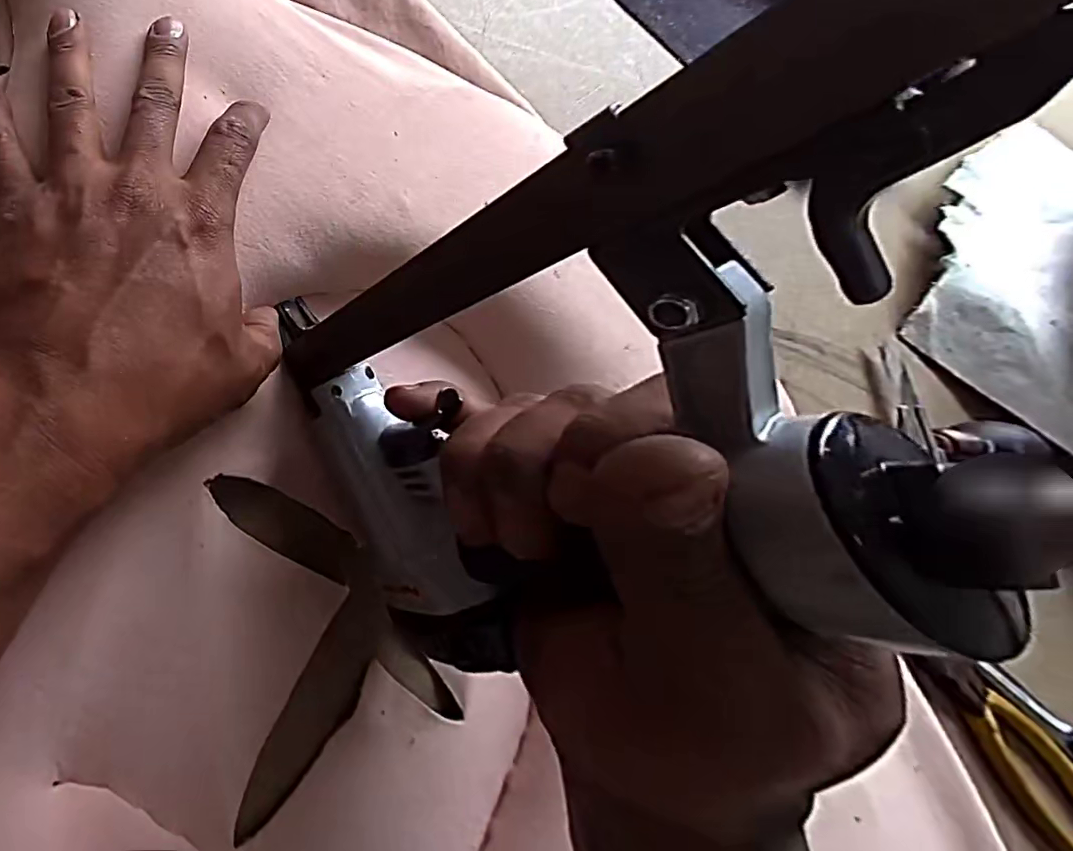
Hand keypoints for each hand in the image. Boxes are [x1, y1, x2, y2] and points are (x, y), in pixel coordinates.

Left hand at [0, 9, 281, 485]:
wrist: (60, 403)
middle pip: (153, 106)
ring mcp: (73, 195)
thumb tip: (271, 319)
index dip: (243, 128)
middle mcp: (137, 191)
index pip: (230, 155)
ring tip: (66, 18)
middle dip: (163, 60)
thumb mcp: (234, 369)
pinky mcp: (18, 214)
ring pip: (72, 105)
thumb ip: (261, 334)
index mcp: (197, 223)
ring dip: (71, 57)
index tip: (248, 110)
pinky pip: (2, 152)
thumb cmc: (149, 389)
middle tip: (164, 25)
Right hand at [389, 378, 905, 849]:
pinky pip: (478, 424)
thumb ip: (688, 571)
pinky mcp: (529, 483)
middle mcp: (676, 465)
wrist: (637, 765)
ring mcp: (594, 471)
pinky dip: (443, 420)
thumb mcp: (716, 678)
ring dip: (484, 468)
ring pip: (523, 413)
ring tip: (496, 542)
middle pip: (583, 406)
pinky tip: (409, 410)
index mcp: (761, 503)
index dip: (614, 438)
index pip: (687, 412)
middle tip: (534, 546)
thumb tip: (665, 456)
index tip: (578, 510)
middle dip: (532, 468)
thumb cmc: (705, 741)